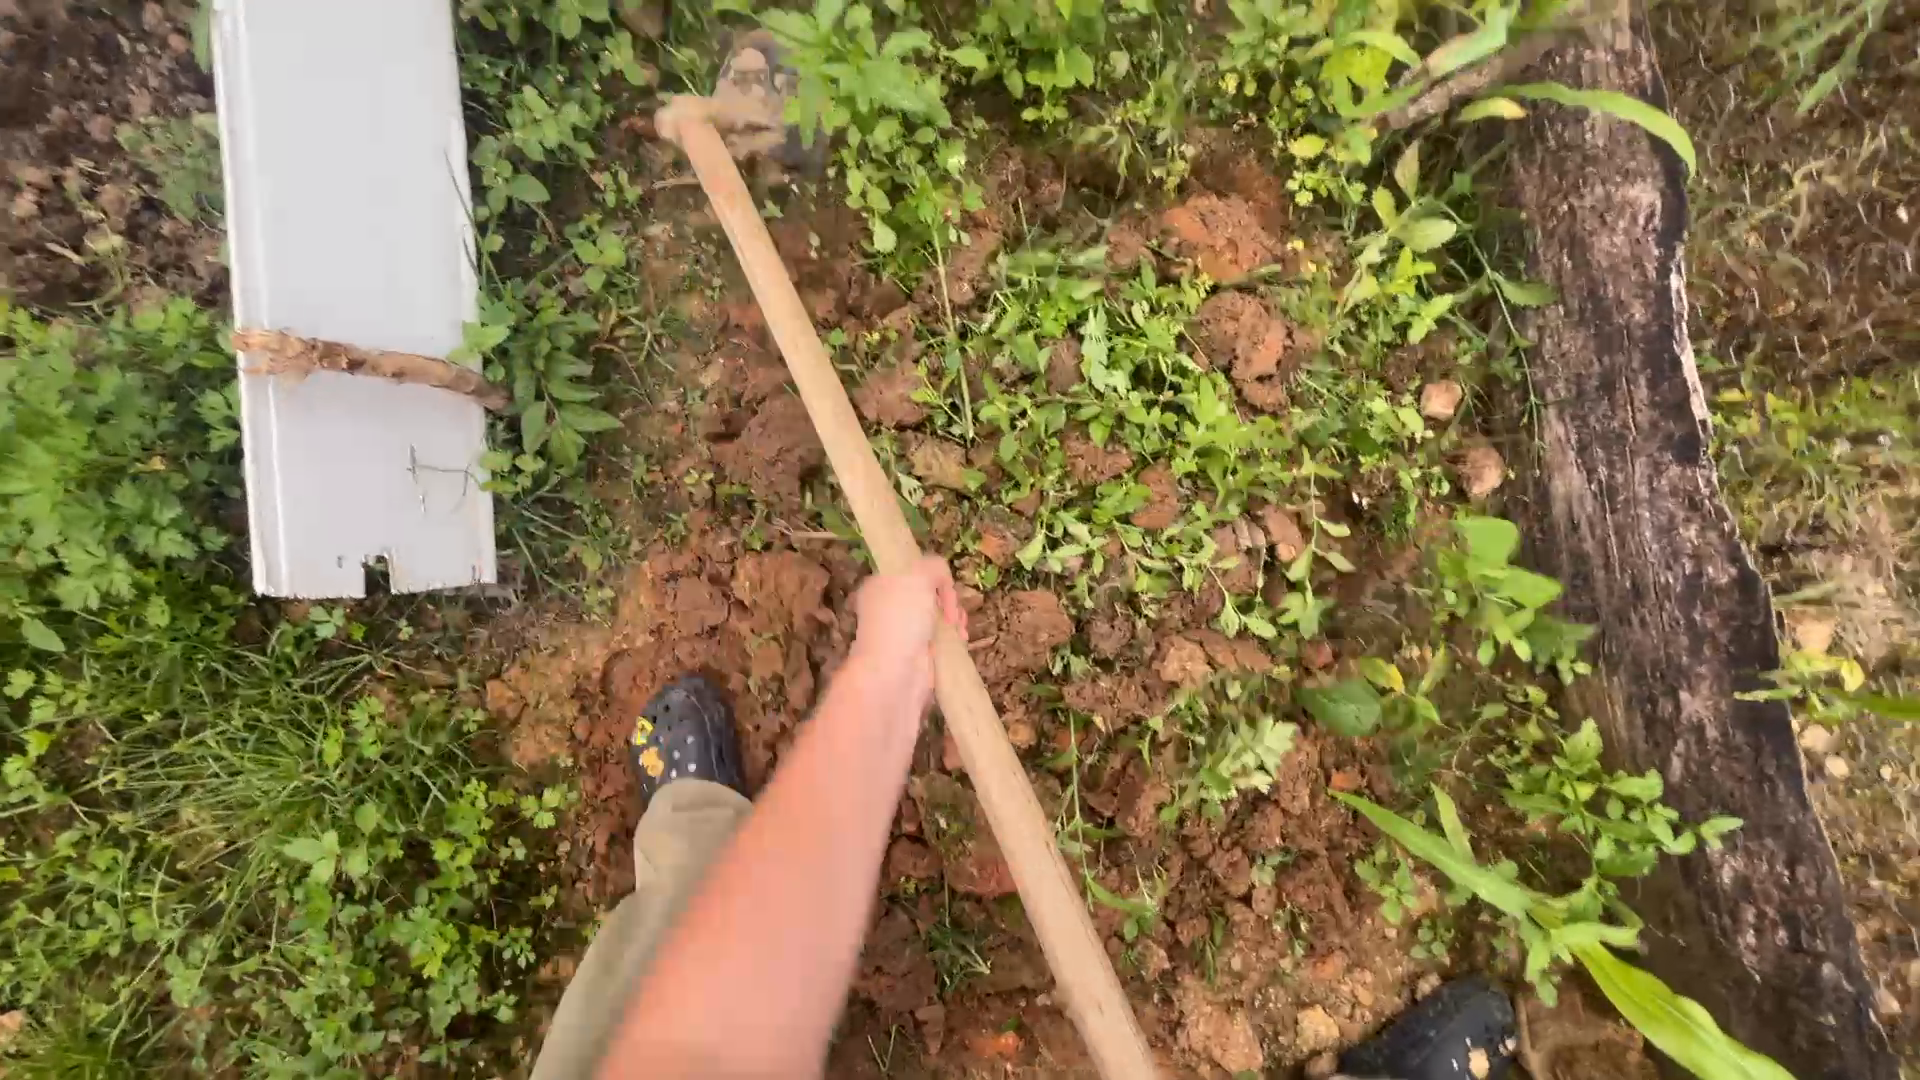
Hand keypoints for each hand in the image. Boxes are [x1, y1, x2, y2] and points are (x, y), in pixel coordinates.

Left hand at [848, 556, 965, 707]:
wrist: (895, 671)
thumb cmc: (901, 617)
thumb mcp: (917, 575)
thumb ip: (933, 566)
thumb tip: (942, 578)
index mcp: (880, 585)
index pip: (910, 570)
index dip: (930, 574)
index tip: (941, 583)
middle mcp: (890, 607)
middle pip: (929, 593)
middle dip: (947, 598)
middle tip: (951, 608)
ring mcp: (905, 632)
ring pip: (938, 616)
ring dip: (954, 617)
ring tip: (958, 625)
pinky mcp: (920, 653)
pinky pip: (943, 637)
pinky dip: (955, 636)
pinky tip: (961, 638)